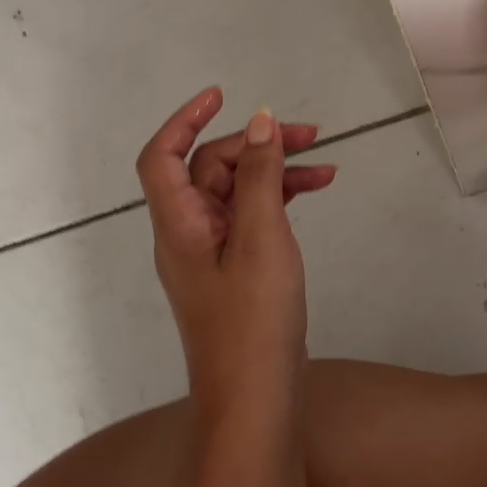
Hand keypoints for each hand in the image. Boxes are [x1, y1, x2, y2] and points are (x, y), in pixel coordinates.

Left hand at [135, 87, 336, 424]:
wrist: (257, 392)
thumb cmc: (253, 314)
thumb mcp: (260, 235)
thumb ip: (259, 174)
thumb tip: (260, 120)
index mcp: (179, 223)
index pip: (162, 157)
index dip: (185, 120)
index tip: (221, 94)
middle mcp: (188, 232)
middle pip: (211, 169)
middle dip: (257, 144)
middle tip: (309, 134)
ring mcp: (212, 252)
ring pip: (238, 191)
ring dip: (276, 170)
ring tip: (324, 165)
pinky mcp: (236, 268)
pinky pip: (252, 215)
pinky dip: (281, 197)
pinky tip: (315, 191)